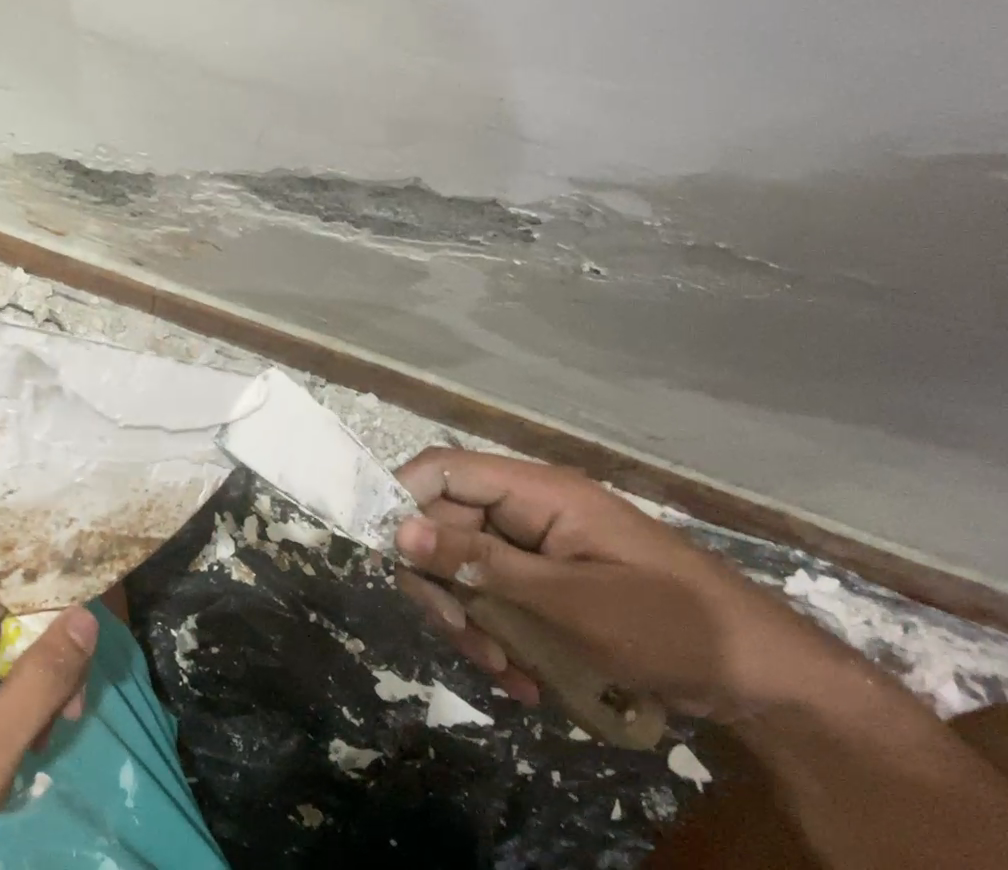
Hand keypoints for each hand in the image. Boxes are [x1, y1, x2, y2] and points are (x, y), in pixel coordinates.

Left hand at [0, 565, 97, 869]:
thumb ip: (41, 681)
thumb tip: (85, 615)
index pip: (3, 561)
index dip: (50, 566)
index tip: (92, 593)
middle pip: (12, 594)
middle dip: (51, 637)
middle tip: (69, 705)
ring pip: (5, 619)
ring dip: (36, 662)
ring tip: (44, 724)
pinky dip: (12, 671)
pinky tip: (20, 719)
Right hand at [389, 448, 867, 723]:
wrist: (762, 680)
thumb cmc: (668, 626)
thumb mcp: (566, 598)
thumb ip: (478, 562)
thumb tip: (397, 531)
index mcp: (538, 492)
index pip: (442, 470)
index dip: (402, 499)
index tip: (389, 555)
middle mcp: (529, 512)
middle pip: (443, 526)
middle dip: (441, 585)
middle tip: (459, 636)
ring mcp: (536, 550)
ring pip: (462, 571)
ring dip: (470, 623)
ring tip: (504, 671)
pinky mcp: (544, 585)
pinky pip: (493, 600)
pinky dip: (496, 638)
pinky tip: (522, 679)